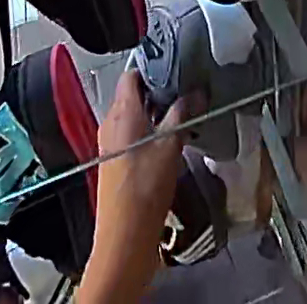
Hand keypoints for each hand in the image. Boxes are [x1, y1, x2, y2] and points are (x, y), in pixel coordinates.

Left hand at [78, 70, 185, 303]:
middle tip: (183, 91)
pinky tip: (167, 142)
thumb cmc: (146, 185)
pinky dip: (146, 131)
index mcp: (121, 111)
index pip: (131, 74)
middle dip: (156, 91)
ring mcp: (109, 142)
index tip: (174, 69)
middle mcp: (110, 121)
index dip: (151, 68)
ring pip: (132, 115)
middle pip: (131, 94)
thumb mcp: (170, 145)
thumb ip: (182, 114)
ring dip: (153, 112)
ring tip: (180, 115)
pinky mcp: (113, 161)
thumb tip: (197, 92)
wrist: (124, 237)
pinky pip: (129, 134)